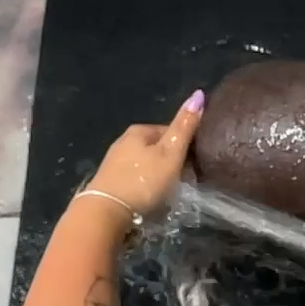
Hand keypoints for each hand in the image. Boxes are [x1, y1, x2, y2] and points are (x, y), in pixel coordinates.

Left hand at [81, 90, 204, 215]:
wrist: (106, 212)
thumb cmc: (144, 181)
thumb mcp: (170, 153)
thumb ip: (184, 126)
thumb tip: (198, 93)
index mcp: (139, 130)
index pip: (170, 131)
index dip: (186, 147)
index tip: (195, 166)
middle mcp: (123, 141)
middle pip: (157, 148)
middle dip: (172, 162)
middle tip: (184, 182)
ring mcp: (114, 161)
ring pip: (146, 163)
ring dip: (159, 175)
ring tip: (168, 192)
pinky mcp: (109, 181)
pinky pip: (135, 177)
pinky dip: (145, 185)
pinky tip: (150, 197)